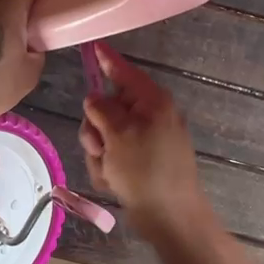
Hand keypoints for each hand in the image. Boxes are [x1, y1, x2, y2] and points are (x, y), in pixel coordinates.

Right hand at [79, 45, 208, 237]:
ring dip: (99, 153)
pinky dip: (108, 169)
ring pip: (105, 136)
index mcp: (152, 102)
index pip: (124, 73)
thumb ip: (101, 110)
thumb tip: (94, 98)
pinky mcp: (142, 163)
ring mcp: (147, 142)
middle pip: (108, 108)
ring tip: (109, 171)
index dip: (107, 61)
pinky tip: (114, 183)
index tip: (93, 46)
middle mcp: (151, 117)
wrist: (169, 217)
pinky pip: (113, 157)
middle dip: (96, 129)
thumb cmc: (145, 171)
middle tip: (99, 147)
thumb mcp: (118, 135)